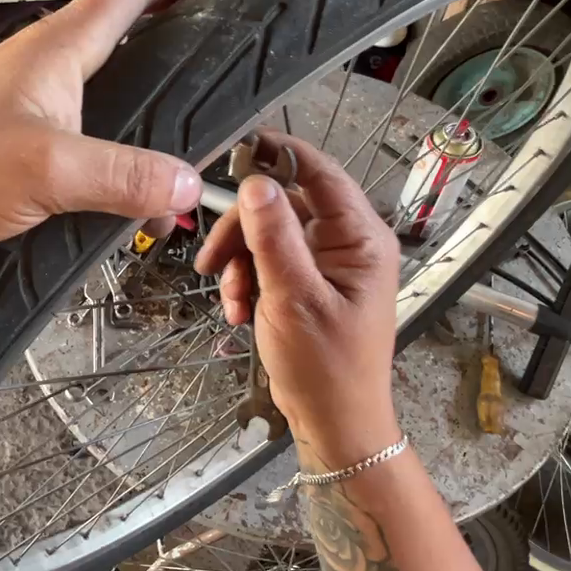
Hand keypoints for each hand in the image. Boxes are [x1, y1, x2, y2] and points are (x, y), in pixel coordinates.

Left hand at [0, 0, 209, 251]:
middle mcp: (44, 61)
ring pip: (103, 86)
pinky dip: (112, 143)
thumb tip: (186, 184)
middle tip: (215, 77)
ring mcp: (27, 96)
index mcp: (56, 48)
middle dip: (173, 46)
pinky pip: (80, 125)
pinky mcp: (14, 132)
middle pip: (122, 34)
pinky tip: (125, 179)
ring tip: (179, 142)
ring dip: (143, 106)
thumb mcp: (48, 171)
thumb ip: (122, 175)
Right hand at [194, 133, 402, 470]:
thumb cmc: (325, 365)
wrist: (333, 423)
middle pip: (282, 206)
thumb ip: (274, 236)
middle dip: (242, 232)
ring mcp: (325, 263)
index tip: (236, 147)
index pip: (319, 174)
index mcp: (359, 238)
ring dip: (240, 263)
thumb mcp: (294, 297)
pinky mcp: (306, 283)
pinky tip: (238, 312)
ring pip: (267, 235)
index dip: (279, 155)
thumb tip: (254, 181)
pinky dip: (246, 282)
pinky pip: (266, 263)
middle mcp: (345, 242)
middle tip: (210, 261)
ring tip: (231, 301)